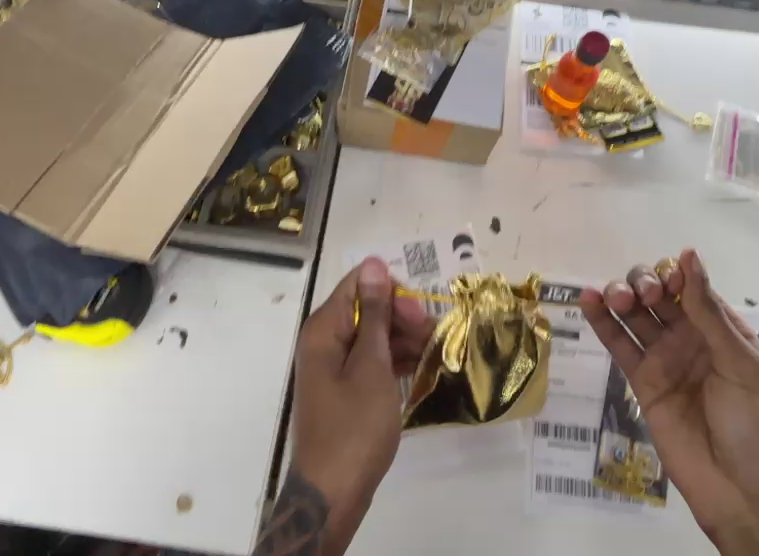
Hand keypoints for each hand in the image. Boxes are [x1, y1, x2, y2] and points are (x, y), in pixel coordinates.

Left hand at [274, 258, 433, 555]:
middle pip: (367, 308)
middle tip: (433, 336)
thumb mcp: (371, 366)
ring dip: (402, 339)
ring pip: (372, 335)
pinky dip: (394, 361)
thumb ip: (375, 314)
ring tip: (433, 353)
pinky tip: (420, 368)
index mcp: (324, 328)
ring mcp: (332, 366)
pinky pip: (371, 360)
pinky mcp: (344, 389)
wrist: (332, 494)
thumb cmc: (354, 427)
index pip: (359, 284)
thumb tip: (374, 264)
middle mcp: (324, 340)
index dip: (392, 291)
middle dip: (402, 316)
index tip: (422, 313)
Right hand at [583, 250, 758, 555]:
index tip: (669, 283)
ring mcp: (664, 360)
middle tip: (643, 296)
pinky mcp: (642, 383)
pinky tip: (588, 299)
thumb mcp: (741, 365)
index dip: (676, 277)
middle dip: (645, 284)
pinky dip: (602, 322)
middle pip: (659, 296)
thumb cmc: (758, 427)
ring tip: (614, 297)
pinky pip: (620, 346)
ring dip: (621, 296)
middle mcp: (691, 339)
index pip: (691, 288)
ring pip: (635, 316)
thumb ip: (708, 313)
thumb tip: (688, 255)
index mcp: (722, 331)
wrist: (746, 496)